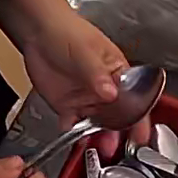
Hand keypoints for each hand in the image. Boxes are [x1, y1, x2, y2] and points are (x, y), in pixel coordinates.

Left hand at [23, 11, 151, 144]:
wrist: (36, 31)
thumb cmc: (67, 31)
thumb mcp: (85, 51)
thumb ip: (97, 74)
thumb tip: (111, 94)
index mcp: (118, 75)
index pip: (135, 100)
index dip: (140, 118)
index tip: (141, 135)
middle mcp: (105, 91)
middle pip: (118, 118)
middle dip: (118, 133)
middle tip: (116, 145)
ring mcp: (87, 100)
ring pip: (98, 125)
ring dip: (99, 137)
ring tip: (100, 147)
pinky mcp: (68, 106)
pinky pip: (73, 125)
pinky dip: (74, 134)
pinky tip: (74, 136)